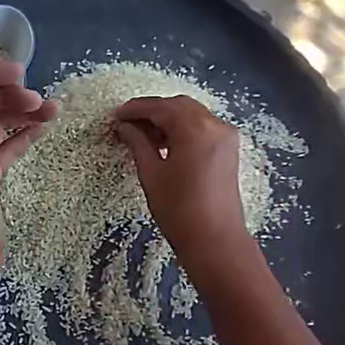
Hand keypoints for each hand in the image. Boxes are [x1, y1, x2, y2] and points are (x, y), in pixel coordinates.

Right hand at [112, 96, 253, 270]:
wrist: (215, 240)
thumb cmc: (178, 209)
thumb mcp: (151, 174)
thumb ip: (138, 143)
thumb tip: (125, 126)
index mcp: (195, 128)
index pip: (161, 107)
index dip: (136, 109)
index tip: (116, 115)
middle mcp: (215, 125)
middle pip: (179, 105)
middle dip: (152, 111)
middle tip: (127, 123)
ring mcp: (225, 136)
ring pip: (192, 114)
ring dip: (167, 119)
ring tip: (142, 135)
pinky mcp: (228, 149)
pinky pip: (202, 127)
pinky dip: (182, 129)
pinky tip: (164, 143)